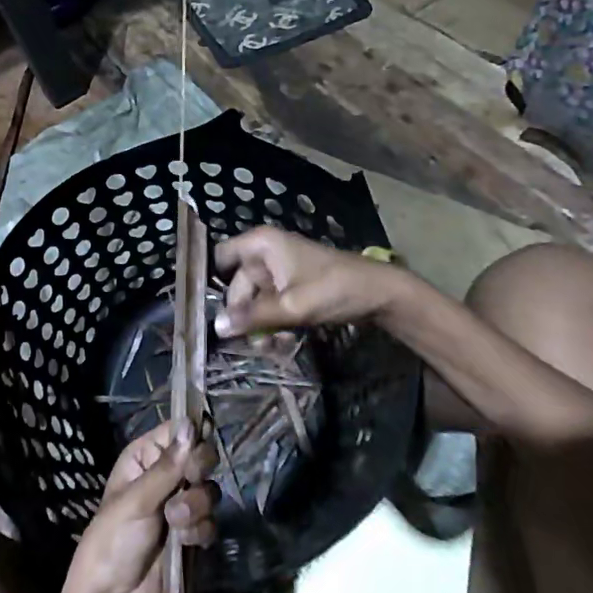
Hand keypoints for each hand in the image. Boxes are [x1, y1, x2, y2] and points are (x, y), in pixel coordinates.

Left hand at [61, 420, 219, 592]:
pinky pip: (211, 521)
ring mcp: (180, 505)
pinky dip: (200, 530)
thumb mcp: (135, 501)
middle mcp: (164, 476)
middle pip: (201, 457)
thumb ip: (167, 467)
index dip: (192, 436)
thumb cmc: (111, 542)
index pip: (177, 431)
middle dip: (198, 472)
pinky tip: (184, 542)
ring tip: (175, 523)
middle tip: (188, 482)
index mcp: (142, 458)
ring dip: (196, 506)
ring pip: (209, 491)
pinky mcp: (194, 534)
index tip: (194, 450)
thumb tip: (191, 426)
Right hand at [213, 226, 403, 337]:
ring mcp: (278, 272)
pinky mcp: (291, 287)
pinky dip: (274, 324)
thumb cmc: (335, 290)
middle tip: (255, 344)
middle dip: (245, 317)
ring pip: (254, 302)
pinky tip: (285, 341)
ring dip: (261, 326)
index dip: (213, 282)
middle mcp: (265, 254)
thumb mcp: (291, 307)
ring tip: (275, 347)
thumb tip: (216, 327)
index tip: (211, 311)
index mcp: (261, 245)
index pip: (221, 257)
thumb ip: (252, 317)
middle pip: (237, 287)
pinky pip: (270, 306)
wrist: (382, 295)